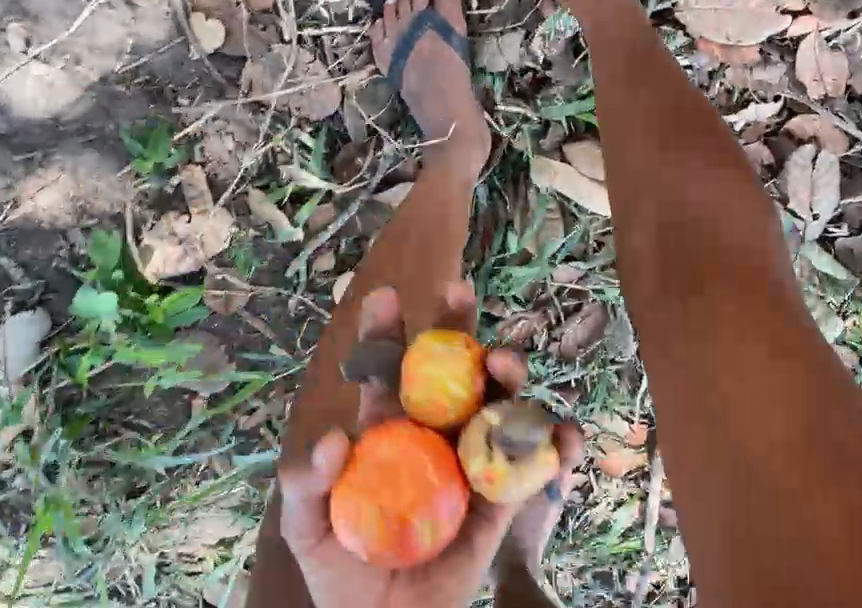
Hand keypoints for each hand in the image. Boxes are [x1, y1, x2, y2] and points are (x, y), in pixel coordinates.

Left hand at [278, 283, 580, 607]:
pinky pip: (528, 466)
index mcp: (389, 424)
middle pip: (452, 366)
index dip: (387, 329)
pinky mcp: (501, 499)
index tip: (385, 297)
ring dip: (504, 371)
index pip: (388, 366)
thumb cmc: (341, 569)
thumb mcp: (306, 525)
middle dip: (458, 325)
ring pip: (496, 400)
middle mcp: (435, 429)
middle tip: (458, 294)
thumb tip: (337, 439)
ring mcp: (471, 458)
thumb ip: (306, 482)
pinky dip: (548, 441)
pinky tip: (555, 429)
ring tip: (501, 362)